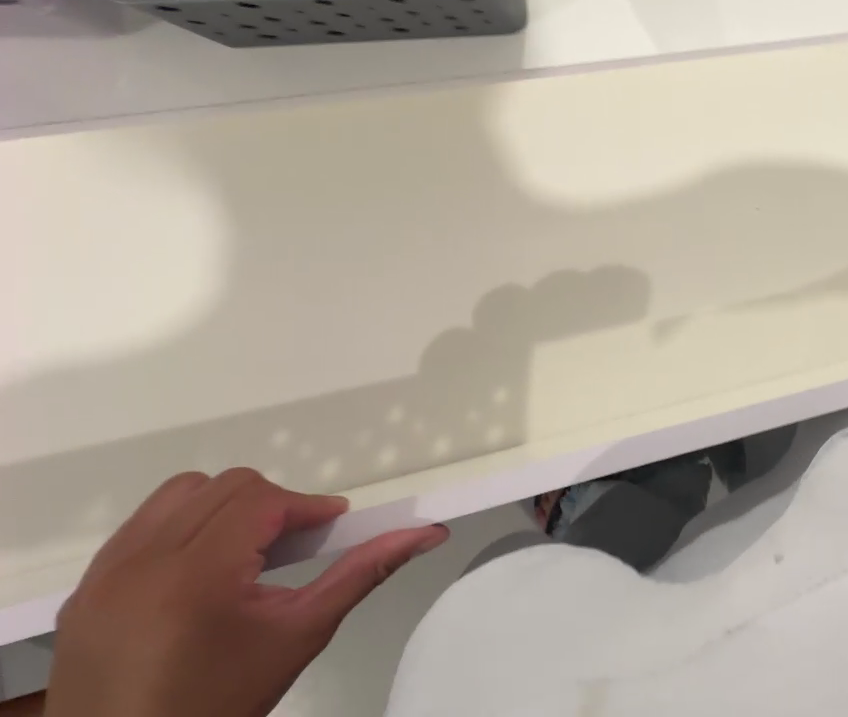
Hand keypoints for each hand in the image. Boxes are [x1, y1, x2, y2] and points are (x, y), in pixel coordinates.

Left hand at [46, 469, 447, 716]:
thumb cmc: (223, 699)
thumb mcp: (303, 633)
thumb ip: (366, 570)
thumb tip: (431, 532)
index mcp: (195, 576)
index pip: (261, 500)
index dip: (307, 505)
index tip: (333, 527)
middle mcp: (140, 565)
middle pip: (223, 487)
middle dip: (270, 504)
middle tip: (296, 542)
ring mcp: (101, 578)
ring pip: (177, 496)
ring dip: (223, 507)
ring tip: (247, 549)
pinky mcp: (81, 593)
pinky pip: (138, 528)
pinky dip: (181, 528)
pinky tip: (203, 568)